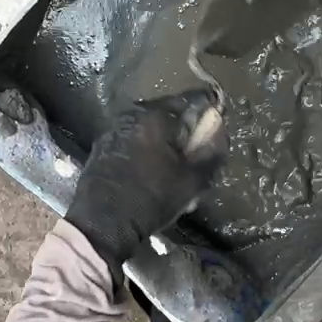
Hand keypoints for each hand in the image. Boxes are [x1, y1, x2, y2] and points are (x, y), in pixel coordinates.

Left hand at [64, 90, 224, 276]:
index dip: (210, 109)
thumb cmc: (151, 198)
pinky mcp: (102, 146)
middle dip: (186, 128)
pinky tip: (150, 171)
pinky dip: (145, 149)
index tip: (218, 122)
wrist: (101, 223)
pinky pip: (134, 140)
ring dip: (164, 140)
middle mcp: (133, 114)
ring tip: (174, 165)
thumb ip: (212, 152)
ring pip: (150, 128)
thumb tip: (220, 130)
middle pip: (170, 113)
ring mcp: (114, 129)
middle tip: (197, 150)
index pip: (192, 99)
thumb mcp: (192, 181)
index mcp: (157, 115)